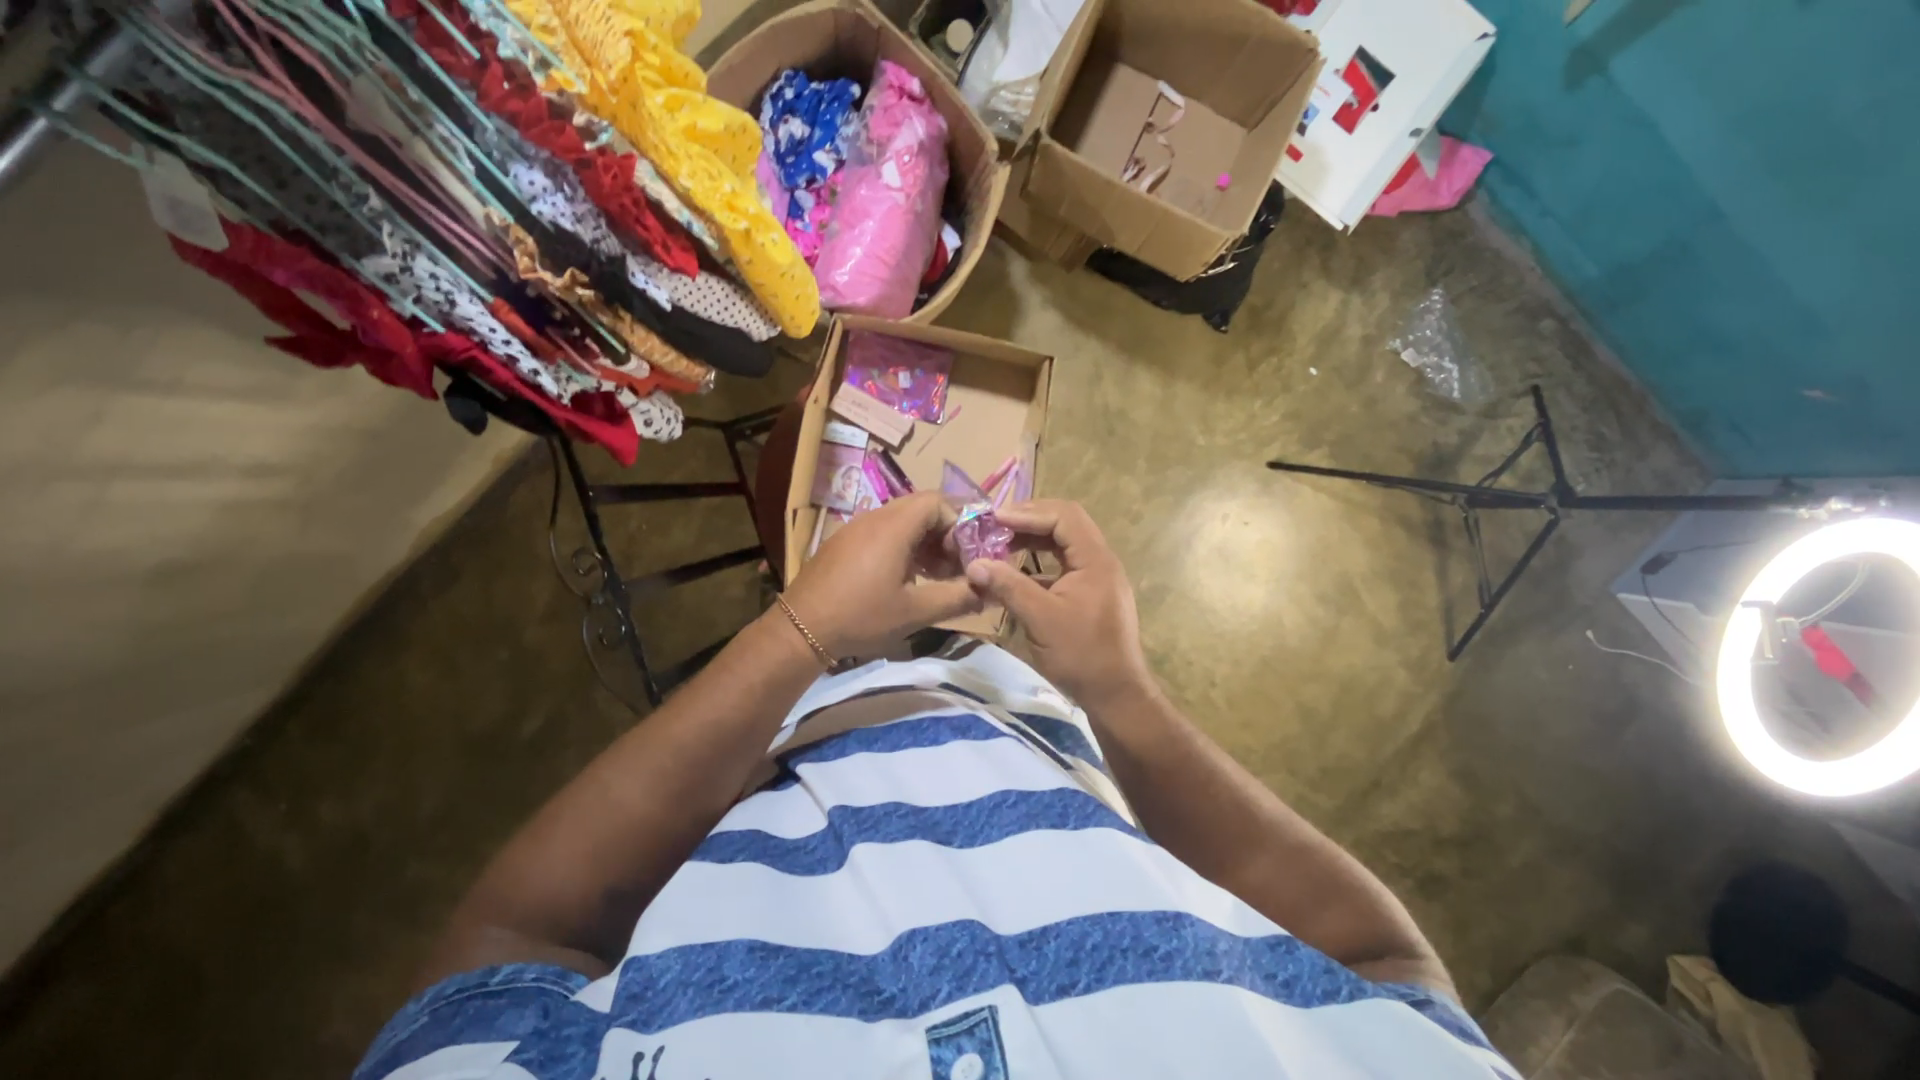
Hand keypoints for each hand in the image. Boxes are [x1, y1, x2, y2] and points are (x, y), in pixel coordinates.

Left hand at [782, 491, 982, 658]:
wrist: (801, 629)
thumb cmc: (862, 617)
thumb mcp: (916, 611)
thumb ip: (957, 597)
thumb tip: (988, 591)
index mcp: (894, 526)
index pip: (938, 502)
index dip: (959, 524)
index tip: (965, 556)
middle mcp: (874, 517)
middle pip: (920, 508)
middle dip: (945, 534)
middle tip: (955, 566)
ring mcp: (855, 528)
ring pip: (901, 521)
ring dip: (924, 542)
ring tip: (935, 576)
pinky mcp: (843, 543)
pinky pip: (881, 533)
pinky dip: (902, 548)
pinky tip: (904, 579)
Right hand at [964, 500, 1156, 710]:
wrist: (1115, 694)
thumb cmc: (1081, 654)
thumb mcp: (1040, 618)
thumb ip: (1008, 586)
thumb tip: (974, 564)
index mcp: (1095, 559)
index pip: (1063, 516)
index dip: (1028, 512)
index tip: (995, 520)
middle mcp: (1100, 562)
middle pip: (1064, 525)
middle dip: (1028, 522)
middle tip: (993, 528)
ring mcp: (1096, 579)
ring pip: (1062, 546)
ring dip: (1031, 543)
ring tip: (998, 547)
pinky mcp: (1089, 597)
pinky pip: (1062, 568)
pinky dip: (1037, 567)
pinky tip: (1012, 577)